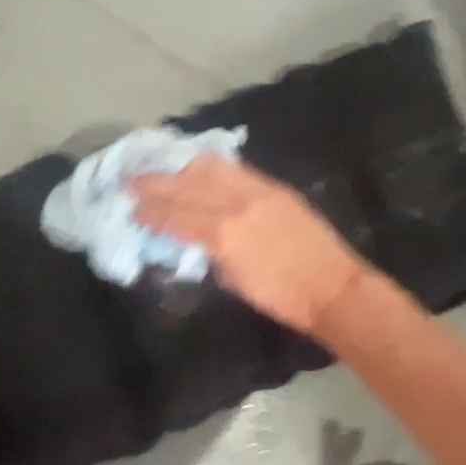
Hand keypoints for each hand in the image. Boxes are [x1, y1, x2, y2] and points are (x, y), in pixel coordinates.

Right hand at [131, 155, 370, 333]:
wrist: (333, 289)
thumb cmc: (281, 298)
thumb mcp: (233, 281)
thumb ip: (209, 254)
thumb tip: (193, 239)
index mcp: (223, 234)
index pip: (176, 216)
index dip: (151, 211)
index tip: (132, 207)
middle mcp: (237, 205)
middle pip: (188, 186)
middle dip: (157, 182)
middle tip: (133, 179)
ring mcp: (258, 192)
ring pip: (212, 168)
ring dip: (182, 167)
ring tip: (164, 167)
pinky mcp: (275, 188)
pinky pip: (236, 170)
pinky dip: (212, 167)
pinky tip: (201, 166)